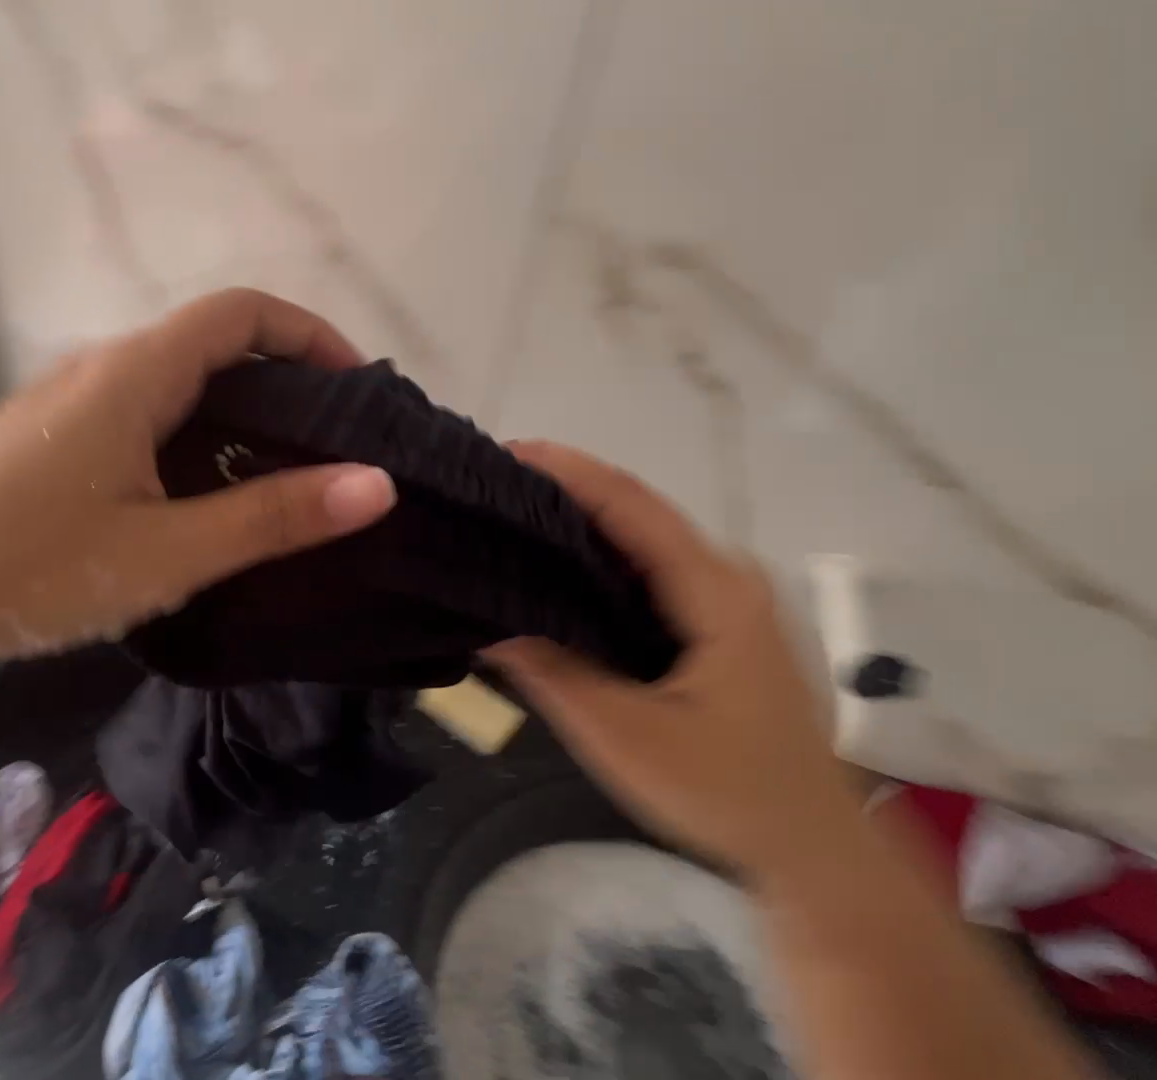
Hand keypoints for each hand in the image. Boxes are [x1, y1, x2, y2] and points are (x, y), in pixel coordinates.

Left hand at [0, 289, 396, 670]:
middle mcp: (92, 370)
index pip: (239, 312)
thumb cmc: (33, 572)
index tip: (355, 389)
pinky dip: (180, 439)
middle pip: (205, 345)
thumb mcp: (166, 554)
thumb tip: (376, 484)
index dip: (309, 334)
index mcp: (129, 375)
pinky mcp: (37, 441)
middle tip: (325, 448)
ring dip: (227, 416)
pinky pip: (128, 416)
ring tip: (271, 479)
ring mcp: (57, 404)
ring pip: (164, 385)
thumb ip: (271, 516)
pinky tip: (187, 500)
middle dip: (277, 381)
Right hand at [484, 441, 858, 879]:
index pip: (634, 508)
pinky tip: (556, 572)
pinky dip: (600, 559)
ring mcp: (731, 601)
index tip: (506, 453)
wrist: (812, 848)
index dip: (570, 473)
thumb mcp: (625, 738)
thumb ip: (554, 675)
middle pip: (639, 512)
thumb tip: (488, 626)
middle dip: (566, 490)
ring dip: (581, 523)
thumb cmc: (725, 791)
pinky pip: (652, 571)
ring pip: (646, 541)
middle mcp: (730, 580)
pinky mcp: (722, 625)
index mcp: (717, 594)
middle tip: (491, 489)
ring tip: (510, 519)